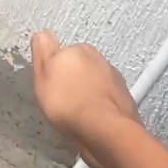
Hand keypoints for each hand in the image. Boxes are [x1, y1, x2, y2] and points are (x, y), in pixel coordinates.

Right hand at [30, 31, 142, 161]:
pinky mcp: (127, 97)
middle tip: (64, 99)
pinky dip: (103, 103)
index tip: (52, 84)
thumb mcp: (42, 75)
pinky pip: (108, 96)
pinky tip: (95, 118)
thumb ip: (41, 51)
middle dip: (74, 77)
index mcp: (77, 49)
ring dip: (89, 90)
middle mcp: (98, 58)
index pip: (60, 51)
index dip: (54, 67)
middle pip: (79, 65)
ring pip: (95, 80)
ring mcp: (115, 78)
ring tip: (81, 112)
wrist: (107, 132)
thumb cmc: (69, 103)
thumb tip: (43, 35)